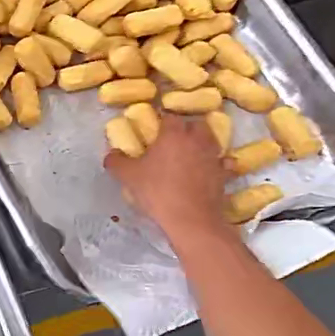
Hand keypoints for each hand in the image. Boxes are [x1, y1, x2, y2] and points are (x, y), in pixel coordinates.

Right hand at [105, 115, 229, 238]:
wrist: (191, 218)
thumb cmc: (157, 191)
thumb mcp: (128, 176)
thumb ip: (116, 161)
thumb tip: (111, 154)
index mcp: (173, 134)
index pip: (170, 116)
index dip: (162, 120)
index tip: (154, 128)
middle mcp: (197, 140)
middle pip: (196, 124)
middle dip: (187, 128)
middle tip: (173, 140)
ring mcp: (213, 157)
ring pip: (212, 140)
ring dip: (203, 143)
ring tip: (191, 153)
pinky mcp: (223, 174)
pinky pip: (223, 163)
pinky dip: (218, 164)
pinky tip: (210, 170)